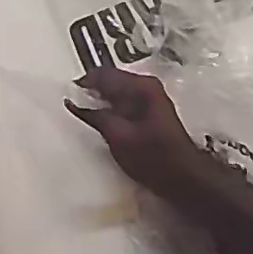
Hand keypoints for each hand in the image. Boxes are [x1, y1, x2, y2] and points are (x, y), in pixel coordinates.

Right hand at [65, 68, 210, 199]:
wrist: (184, 179)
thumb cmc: (152, 157)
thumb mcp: (118, 136)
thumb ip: (94, 115)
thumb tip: (73, 103)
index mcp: (142, 86)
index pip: (105, 73)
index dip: (85, 81)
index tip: (68, 91)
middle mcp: (147, 87)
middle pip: (112, 79)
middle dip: (92, 89)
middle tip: (74, 102)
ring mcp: (151, 99)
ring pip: (117, 91)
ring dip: (100, 99)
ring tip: (84, 111)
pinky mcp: (150, 112)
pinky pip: (124, 101)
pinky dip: (110, 107)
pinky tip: (101, 119)